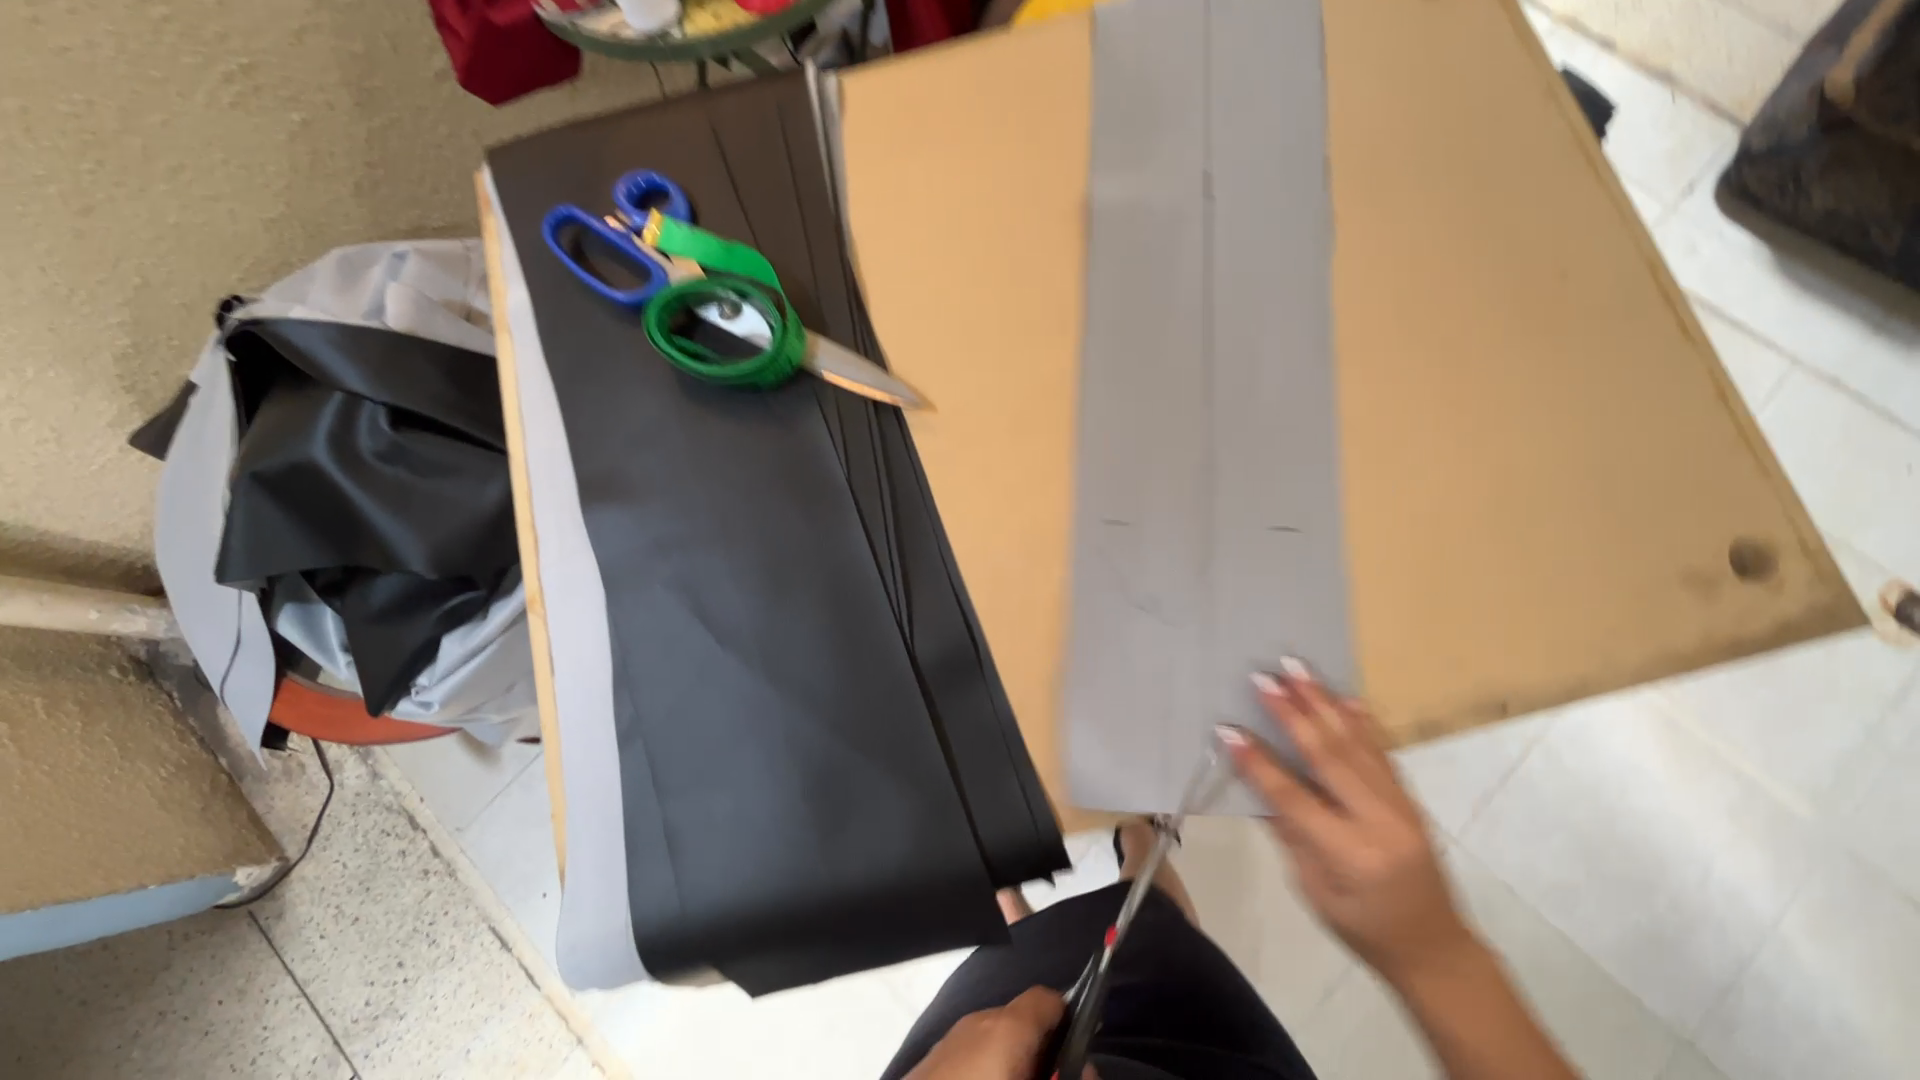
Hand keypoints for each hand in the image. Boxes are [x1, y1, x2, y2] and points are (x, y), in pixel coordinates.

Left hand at [906, 986, 1066, 1079]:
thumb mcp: (1035, 1079)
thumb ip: (1067, 1076)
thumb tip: (1087, 1068)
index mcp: (1007, 1026)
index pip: (1048, 998)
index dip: (1069, 1021)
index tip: (1078, 1053)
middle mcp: (977, 1021)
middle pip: (1022, 1022)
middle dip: (1040, 1051)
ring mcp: (949, 1040)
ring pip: (994, 1041)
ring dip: (1010, 1062)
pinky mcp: (929, 1062)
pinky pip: (970, 1057)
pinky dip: (984, 1071)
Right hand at [1220, 663, 1480, 987]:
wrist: (1434, 947)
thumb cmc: (1363, 928)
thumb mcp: (1314, 889)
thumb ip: (1288, 833)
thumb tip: (1257, 783)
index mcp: (1349, 854)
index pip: (1292, 797)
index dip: (1257, 763)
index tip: (1227, 730)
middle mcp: (1379, 821)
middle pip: (1328, 756)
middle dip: (1292, 713)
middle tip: (1264, 677)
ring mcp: (1401, 806)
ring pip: (1356, 744)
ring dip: (1323, 702)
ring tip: (1297, 669)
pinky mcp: (1410, 799)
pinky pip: (1382, 752)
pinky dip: (1362, 721)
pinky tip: (1344, 697)